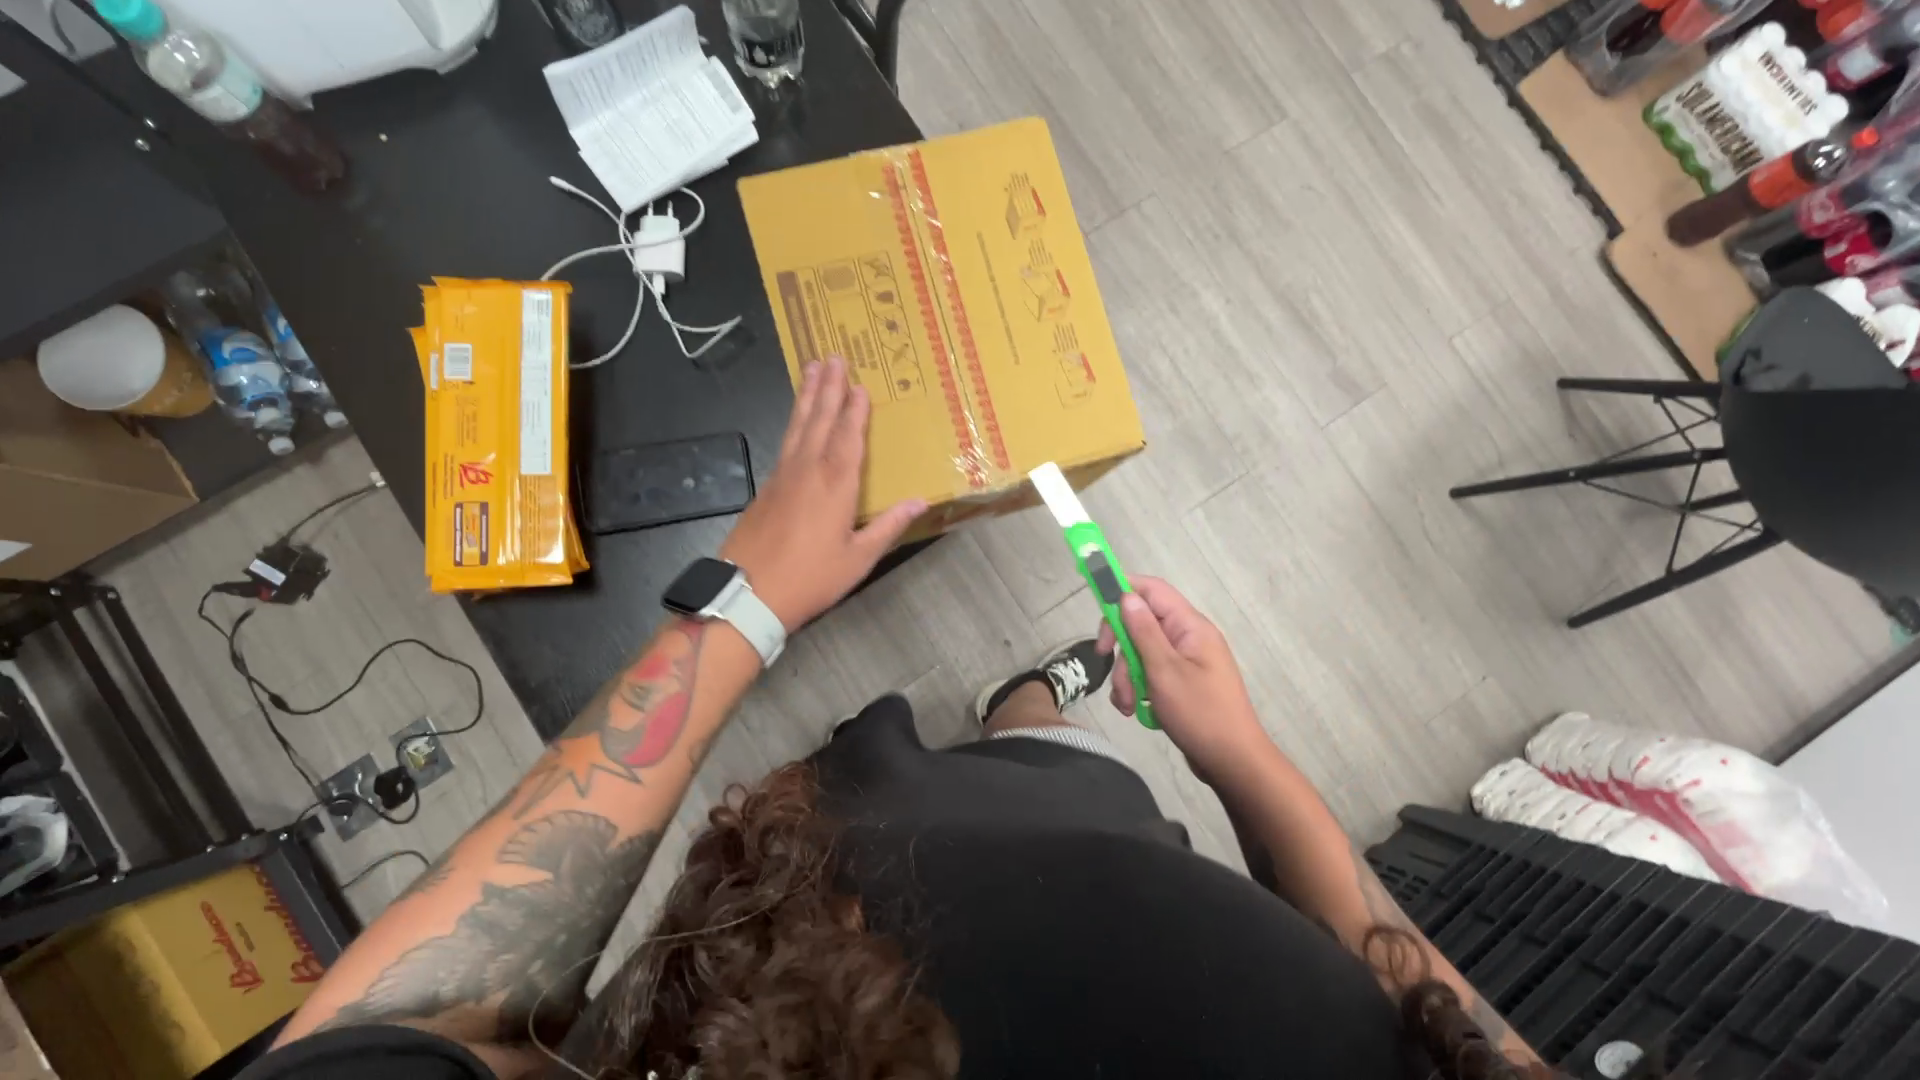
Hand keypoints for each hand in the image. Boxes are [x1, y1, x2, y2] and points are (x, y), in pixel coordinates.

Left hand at [719, 357, 926, 631]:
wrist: (748, 593)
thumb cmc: (811, 579)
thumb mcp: (858, 558)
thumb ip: (888, 526)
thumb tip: (919, 501)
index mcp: (836, 485)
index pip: (848, 436)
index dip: (855, 409)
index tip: (859, 383)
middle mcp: (808, 470)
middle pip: (819, 420)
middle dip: (828, 387)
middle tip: (832, 356)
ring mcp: (782, 476)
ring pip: (797, 426)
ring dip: (807, 396)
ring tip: (811, 369)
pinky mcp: (766, 487)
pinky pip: (784, 442)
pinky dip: (793, 422)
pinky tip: (796, 419)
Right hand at [1097, 577, 1271, 780]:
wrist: (1233, 762)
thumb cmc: (1200, 713)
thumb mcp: (1164, 671)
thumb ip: (1143, 631)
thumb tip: (1126, 596)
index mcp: (1190, 626)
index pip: (1152, 590)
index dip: (1122, 590)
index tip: (1097, 606)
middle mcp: (1188, 637)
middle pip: (1141, 623)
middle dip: (1120, 646)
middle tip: (1105, 662)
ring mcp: (1185, 661)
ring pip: (1141, 652)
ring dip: (1127, 675)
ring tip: (1127, 704)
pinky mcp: (1181, 683)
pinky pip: (1150, 674)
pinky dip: (1137, 689)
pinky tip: (1134, 709)